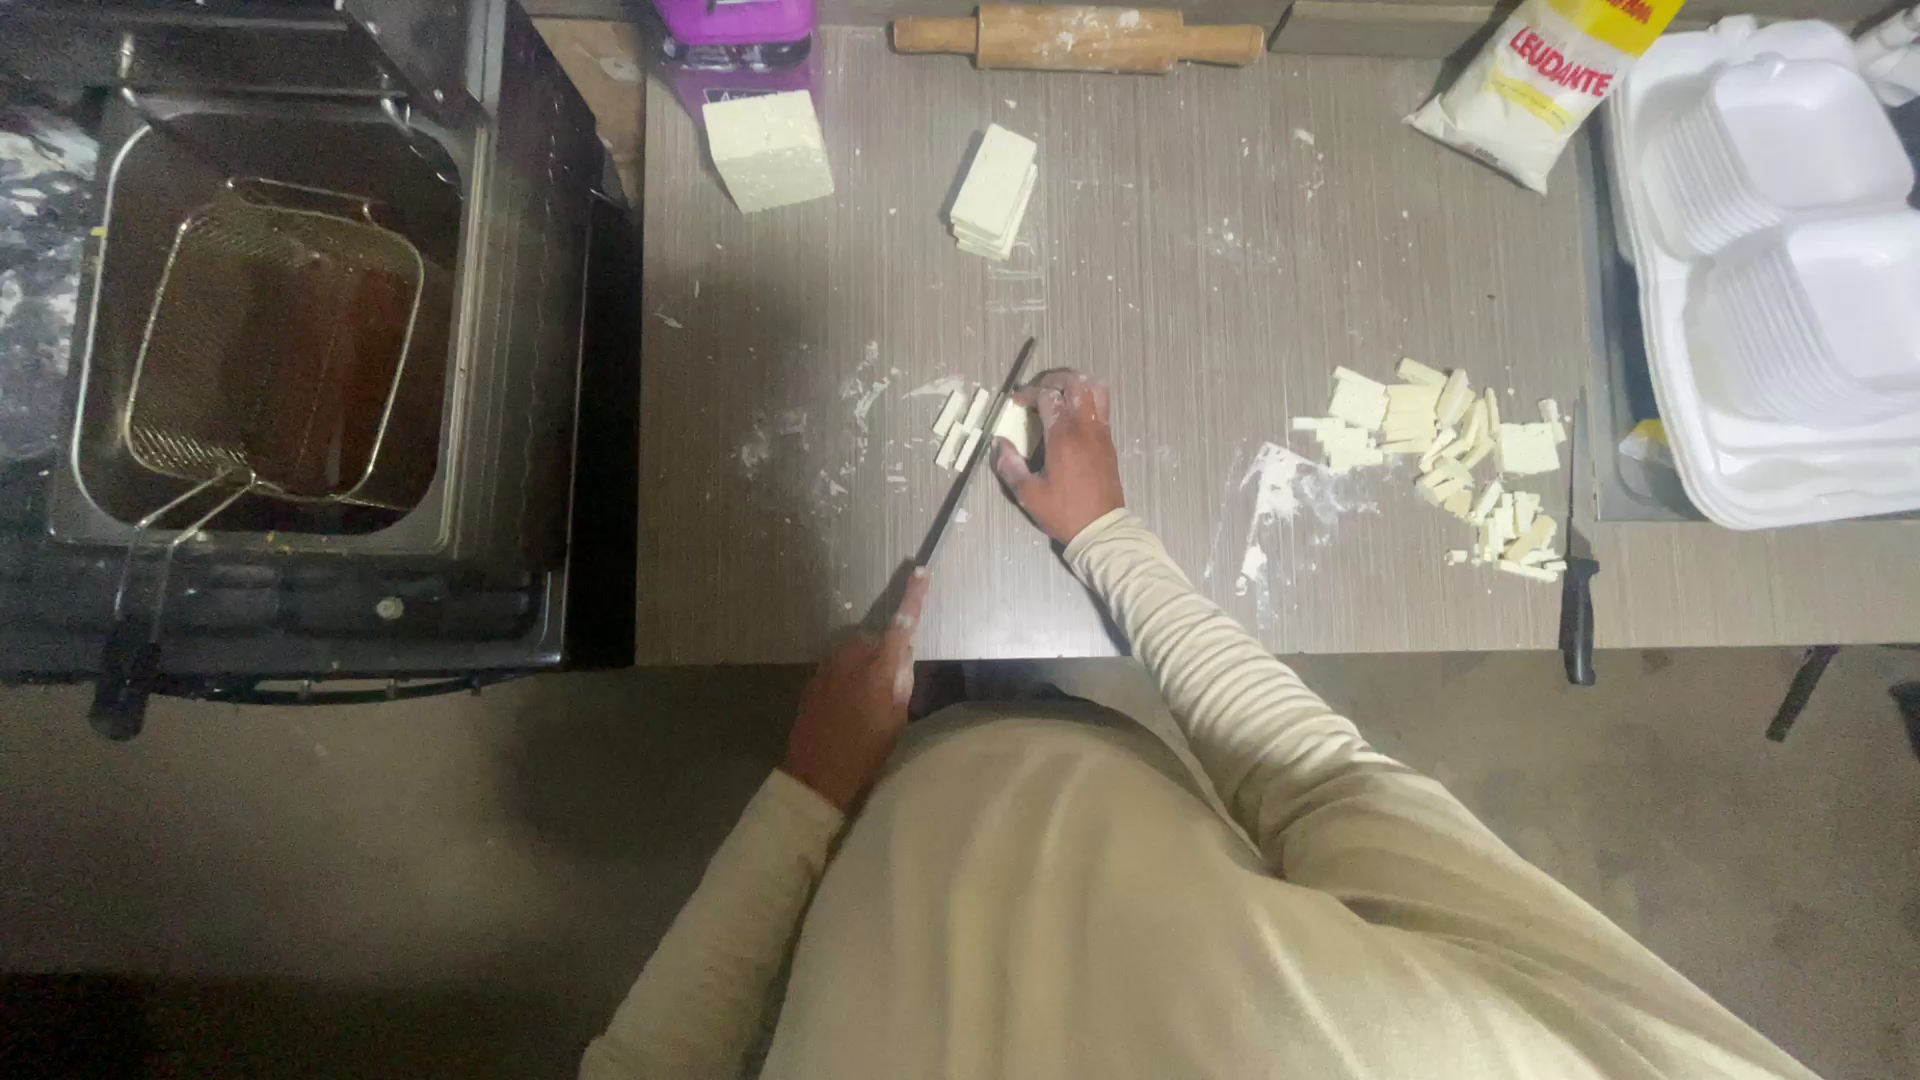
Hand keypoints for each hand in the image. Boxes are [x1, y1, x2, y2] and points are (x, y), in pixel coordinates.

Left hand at [780, 568, 930, 811]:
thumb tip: (904, 653)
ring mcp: (828, 666)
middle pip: (875, 639)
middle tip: (888, 688)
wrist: (816, 774)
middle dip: (883, 653)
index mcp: (878, 668)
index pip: (902, 625)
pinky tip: (845, 706)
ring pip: (855, 652)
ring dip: (863, 665)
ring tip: (864, 702)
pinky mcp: (813, 678)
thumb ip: (902, 679)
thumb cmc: (865, 750)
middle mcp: (851, 658)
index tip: (919, 572)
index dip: (913, 598)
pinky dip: (847, 677)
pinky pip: (838, 666)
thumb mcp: (897, 718)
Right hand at [992, 370, 1125, 544]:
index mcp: (1064, 436)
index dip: (1029, 393)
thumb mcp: (1028, 494)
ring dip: (1076, 384)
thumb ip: (1009, 465)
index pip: (1048, 396)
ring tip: (1058, 393)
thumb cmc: (1063, 512)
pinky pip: (1102, 406)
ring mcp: (1101, 432)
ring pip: (1096, 389)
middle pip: (1076, 382)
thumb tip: (998, 444)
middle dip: (1053, 378)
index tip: (1015, 403)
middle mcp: (1085, 427)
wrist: (1101, 528)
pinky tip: (1071, 413)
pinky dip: (1087, 398)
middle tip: (1037, 389)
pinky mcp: (1109, 441)